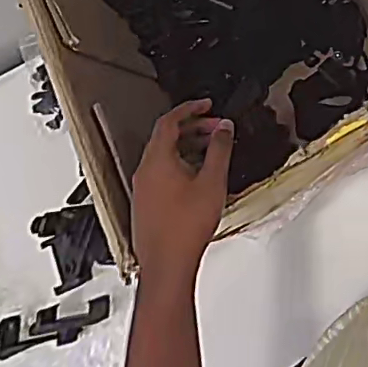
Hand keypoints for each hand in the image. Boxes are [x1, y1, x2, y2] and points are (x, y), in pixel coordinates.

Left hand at [130, 99, 233, 293]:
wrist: (167, 262)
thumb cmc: (185, 226)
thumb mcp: (212, 180)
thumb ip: (219, 149)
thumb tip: (223, 128)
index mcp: (158, 161)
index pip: (169, 122)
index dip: (189, 108)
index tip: (206, 104)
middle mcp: (145, 171)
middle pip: (166, 137)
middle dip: (193, 128)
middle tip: (217, 128)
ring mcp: (144, 187)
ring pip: (165, 155)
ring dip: (189, 146)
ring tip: (214, 149)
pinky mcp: (147, 201)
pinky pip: (163, 171)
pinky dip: (182, 162)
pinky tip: (201, 173)